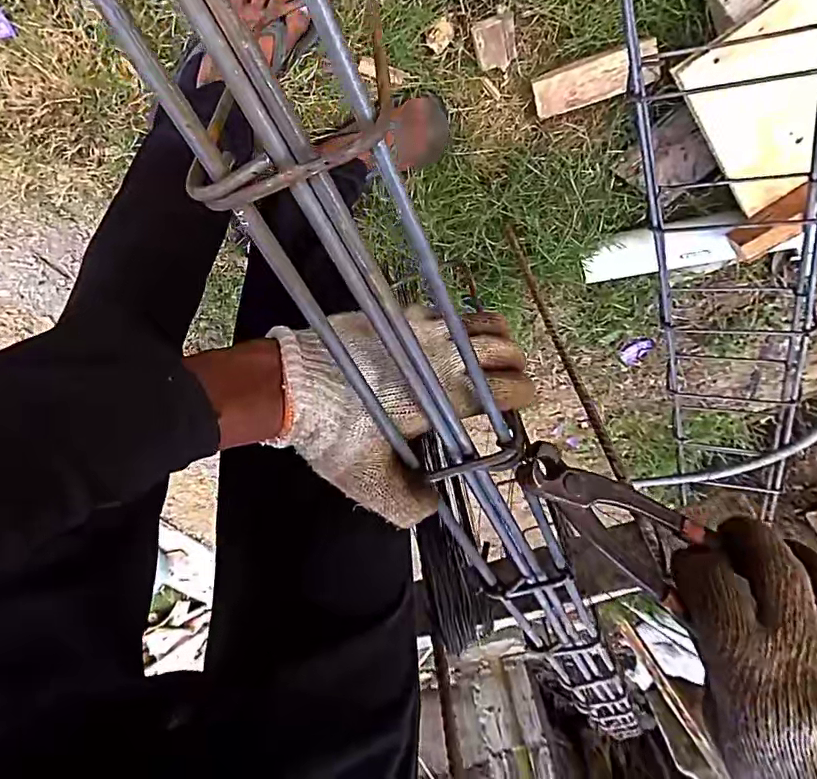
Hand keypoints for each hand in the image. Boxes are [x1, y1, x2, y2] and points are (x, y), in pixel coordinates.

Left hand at [269, 307, 535, 526]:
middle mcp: (442, 355)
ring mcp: (420, 328)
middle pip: (502, 347)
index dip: (524, 395)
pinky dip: (458, 323)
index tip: (522, 403)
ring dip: (493, 336)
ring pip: (477, 321)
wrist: (293, 383)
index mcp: (447, 395)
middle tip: (509, 380)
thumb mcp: (370, 483)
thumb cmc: (335, 433)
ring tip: (490, 353)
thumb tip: (433, 503)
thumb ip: (409, 504)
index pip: (508, 387)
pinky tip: (447, 339)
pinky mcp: (398, 314)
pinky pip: (443, 311)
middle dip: (515, 364)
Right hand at [676, 518, 816, 778]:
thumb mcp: (724, 719)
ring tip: (779, 569)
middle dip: (741, 535)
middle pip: (764, 548)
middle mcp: (800, 640)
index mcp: (748, 660)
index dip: (693, 560)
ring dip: (789, 559)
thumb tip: (690, 607)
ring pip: (814, 561)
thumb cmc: (795, 774)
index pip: (708, 573)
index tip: (690, 561)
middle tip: (731, 539)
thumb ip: (707, 655)